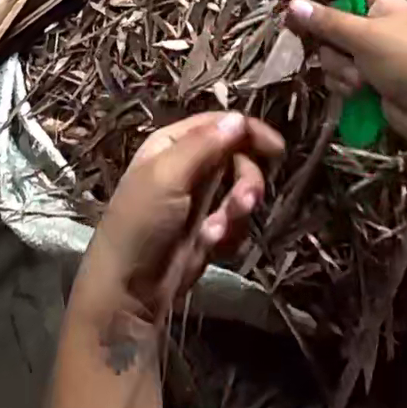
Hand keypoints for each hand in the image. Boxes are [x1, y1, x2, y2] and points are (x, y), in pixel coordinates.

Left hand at [81, 112, 283, 317]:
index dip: (248, 131)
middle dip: (246, 179)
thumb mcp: (167, 176)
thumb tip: (238, 119)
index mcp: (172, 144)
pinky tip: (210, 244)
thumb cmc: (141, 222)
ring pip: (239, 190)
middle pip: (236, 156)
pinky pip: (235, 221)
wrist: (128, 288)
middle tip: (246, 200)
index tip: (277, 149)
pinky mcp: (207, 229)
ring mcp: (198, 199)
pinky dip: (229, 233)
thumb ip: (204, 145)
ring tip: (218, 230)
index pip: (218, 124)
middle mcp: (186, 166)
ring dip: (237, 209)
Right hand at [281, 0, 406, 146]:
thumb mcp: (366, 37)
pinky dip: (343, 82)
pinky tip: (360, 91)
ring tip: (359, 77)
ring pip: (328, 50)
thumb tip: (293, 5)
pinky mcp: (363, 78)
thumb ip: (327, 21)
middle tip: (303, 38)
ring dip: (337, 65)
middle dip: (319, 33)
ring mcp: (365, 52)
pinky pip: (335, 73)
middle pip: (326, 17)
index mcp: (378, 2)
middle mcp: (369, 23)